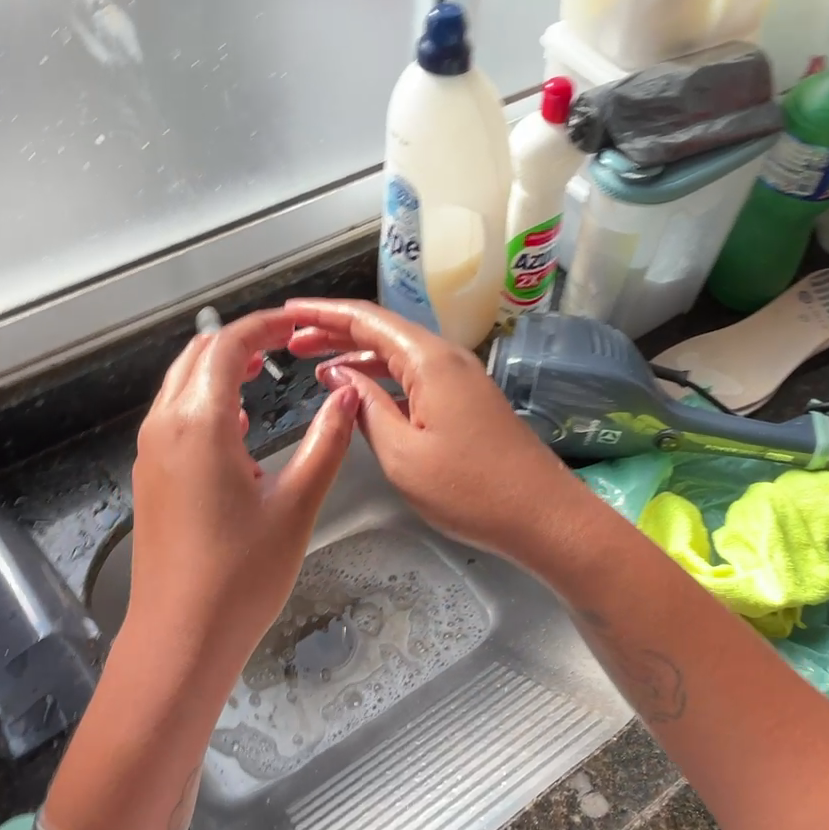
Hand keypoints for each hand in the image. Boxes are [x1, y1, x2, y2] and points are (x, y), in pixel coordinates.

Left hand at [124, 308, 359, 671]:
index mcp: (200, 423)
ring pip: (180, 385)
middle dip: (240, 341)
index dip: (265, 326)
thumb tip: (346, 398)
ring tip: (262, 377)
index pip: (228, 345)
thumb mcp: (296, 505)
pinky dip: (204, 402)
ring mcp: (150, 453)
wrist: (180, 637)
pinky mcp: (150, 478)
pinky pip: (173, 417)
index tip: (297, 324)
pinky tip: (237, 426)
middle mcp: (165, 427)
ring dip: (219, 370)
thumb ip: (325, 442)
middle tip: (283, 346)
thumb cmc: (240, 576)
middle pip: (196, 355)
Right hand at [284, 298, 591, 562]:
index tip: (286, 313)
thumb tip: (340, 376)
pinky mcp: (467, 401)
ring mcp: (461, 379)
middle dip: (334, 330)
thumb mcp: (401, 453)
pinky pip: (415, 375)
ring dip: (356, 354)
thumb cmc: (470, 490)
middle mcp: (447, 358)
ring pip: (398, 353)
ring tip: (314, 362)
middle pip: (382, 330)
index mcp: (429, 361)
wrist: (542, 516)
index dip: (322, 313)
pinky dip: (382, 377)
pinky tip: (361, 391)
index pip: (366, 319)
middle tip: (292, 340)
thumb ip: (366, 408)